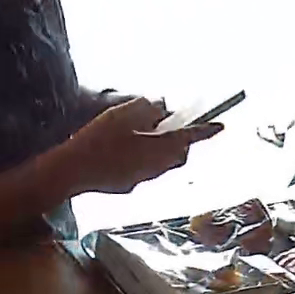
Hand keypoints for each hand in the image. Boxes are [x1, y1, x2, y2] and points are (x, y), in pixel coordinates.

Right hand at [63, 97, 222, 194]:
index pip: (188, 137)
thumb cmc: (97, 140)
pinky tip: (122, 151)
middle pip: (178, 154)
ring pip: (161, 164)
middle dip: (179, 141)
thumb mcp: (122, 115)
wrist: (73, 172)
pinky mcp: (129, 186)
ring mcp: (142, 180)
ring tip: (142, 136)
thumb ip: (146, 108)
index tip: (220, 126)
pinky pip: (143, 171)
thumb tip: (162, 107)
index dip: (205, 131)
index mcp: (157, 148)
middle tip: (169, 127)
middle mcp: (155, 168)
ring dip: (159, 150)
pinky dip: (142, 159)